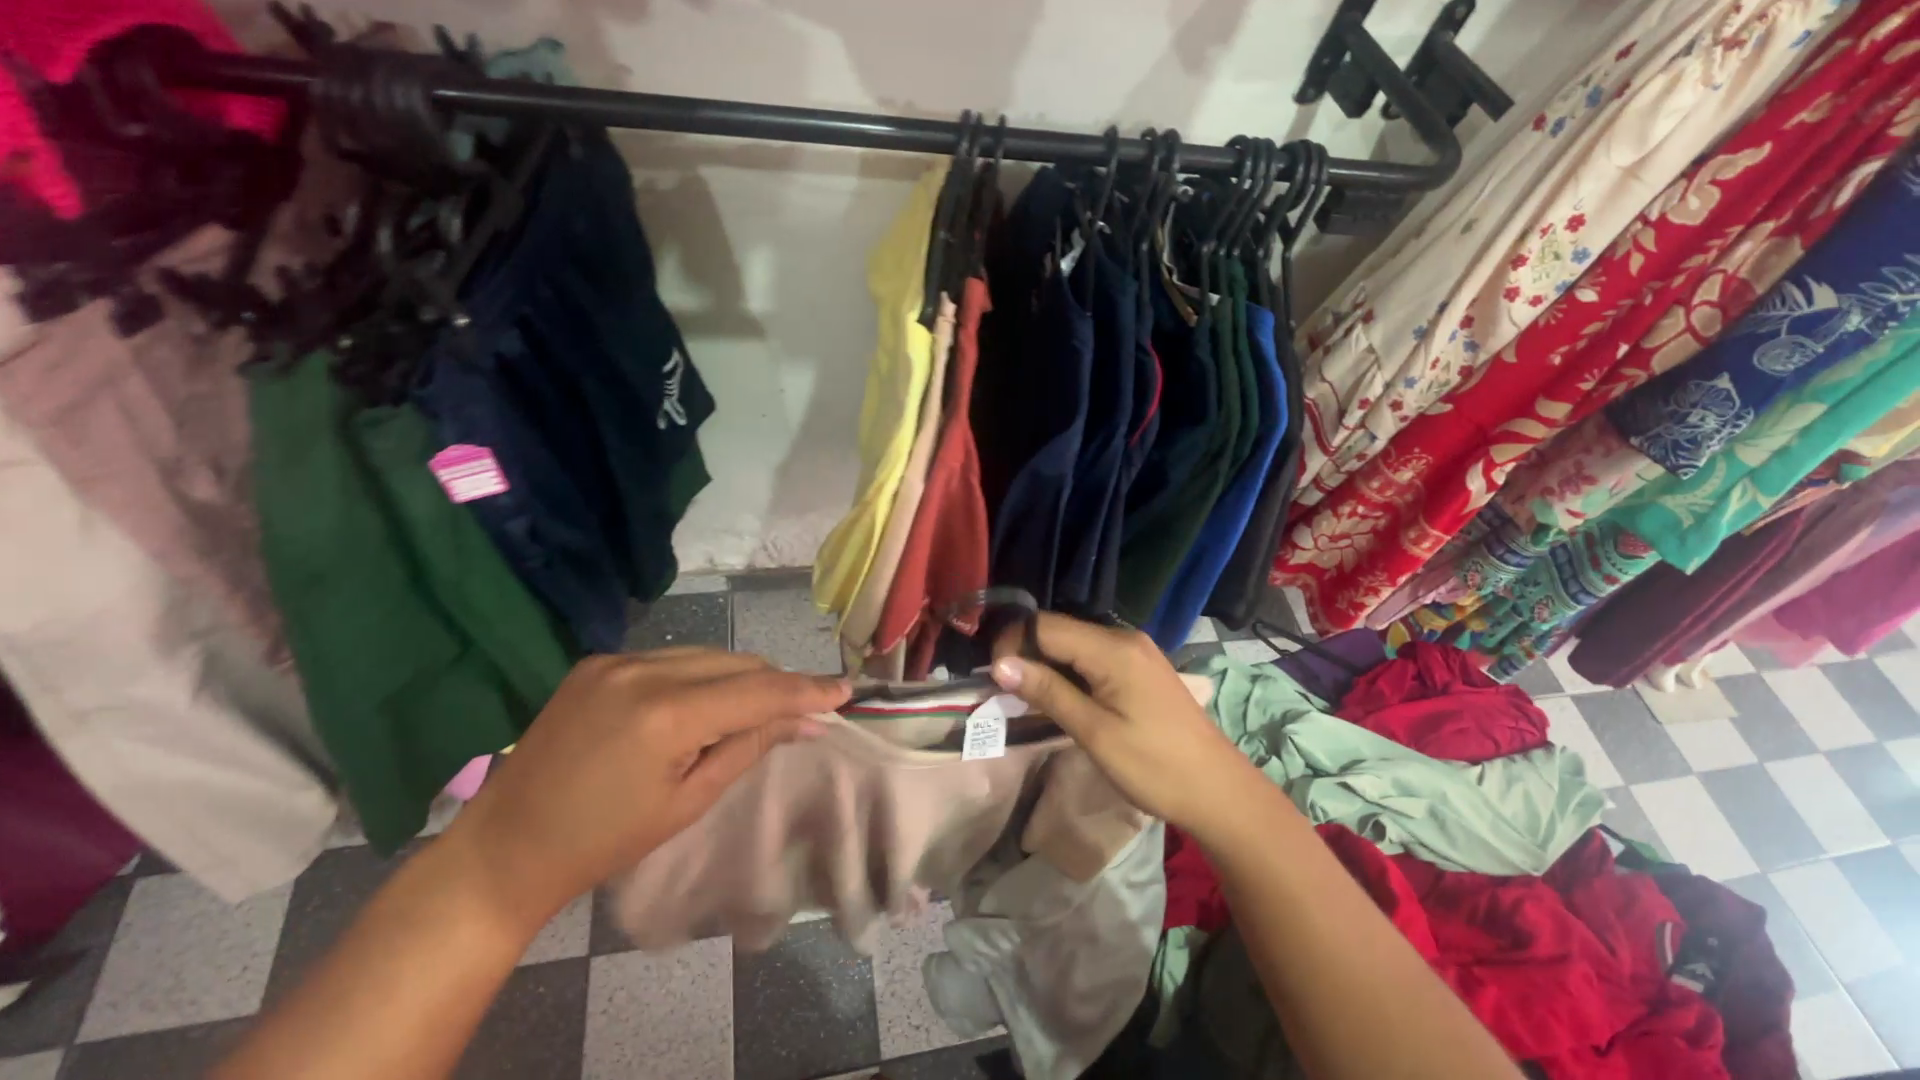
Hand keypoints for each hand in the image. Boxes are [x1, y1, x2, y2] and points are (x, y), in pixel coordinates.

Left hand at [446, 649, 849, 929]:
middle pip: (735, 662)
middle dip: (775, 683)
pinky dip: (699, 675)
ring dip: (739, 677)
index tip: (845, 691)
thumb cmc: (604, 841)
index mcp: (666, 714)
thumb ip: (749, 747)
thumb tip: (805, 721)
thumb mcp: (688, 801)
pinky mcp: (596, 662)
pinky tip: (705, 702)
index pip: (758, 689)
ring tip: (758, 708)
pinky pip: (669, 658)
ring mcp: (614, 660)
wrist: (508, 844)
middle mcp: (642, 670)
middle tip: (804, 710)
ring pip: (705, 655)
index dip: (806, 690)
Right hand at [989, 614, 1264, 834]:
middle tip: (1004, 692)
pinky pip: (1093, 658)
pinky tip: (1060, 699)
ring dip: (1046, 665)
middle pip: (1059, 630)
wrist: (1216, 790)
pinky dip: (1070, 673)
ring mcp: (1136, 653)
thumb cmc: (1153, 765)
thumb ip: (1047, 693)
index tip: (993, 679)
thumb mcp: (1094, 732)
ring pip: (1075, 645)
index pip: (1045, 626)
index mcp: (1113, 649)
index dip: (1012, 644)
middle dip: (1025, 653)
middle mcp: (1124, 638)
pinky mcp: (1141, 669)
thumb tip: (1000, 665)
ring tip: (1026, 699)